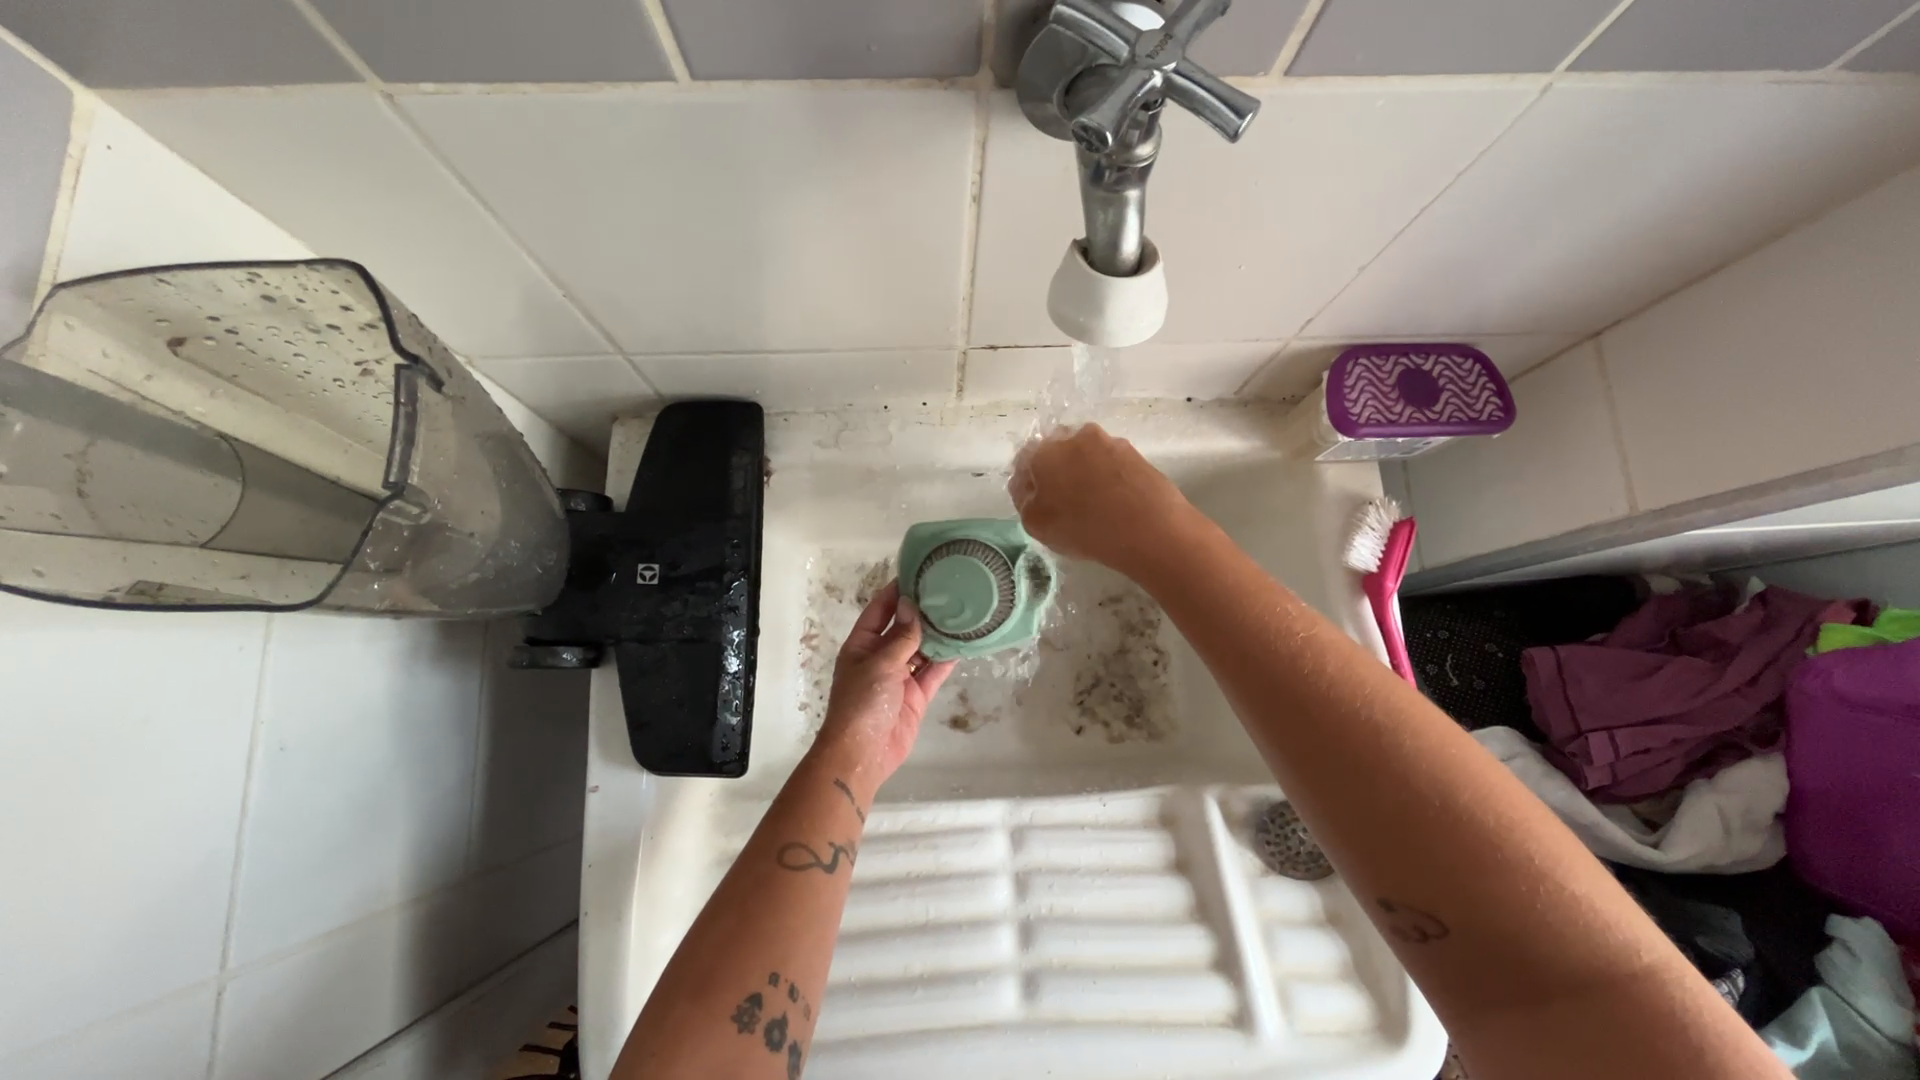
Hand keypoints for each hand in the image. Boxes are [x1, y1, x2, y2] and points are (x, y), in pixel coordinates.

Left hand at [816, 581, 956, 784]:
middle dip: (922, 612)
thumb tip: (912, 605)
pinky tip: (964, 643)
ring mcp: (899, 677)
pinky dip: (947, 659)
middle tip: (948, 589)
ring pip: (922, 649)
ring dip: (938, 634)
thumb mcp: (879, 664)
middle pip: (904, 628)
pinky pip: (933, 672)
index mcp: (861, 645)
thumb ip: (900, 637)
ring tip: (961, 611)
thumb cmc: (862, 703)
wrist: (863, 753)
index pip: (879, 611)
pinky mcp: (917, 696)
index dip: (896, 592)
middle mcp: (880, 657)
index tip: (918, 572)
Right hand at [1010, 423, 1196, 574]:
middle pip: (1057, 452)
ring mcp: (1108, 442)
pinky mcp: (1135, 453)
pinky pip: (1111, 464)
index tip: (1035, 502)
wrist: (1151, 529)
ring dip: (1084, 473)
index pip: (1025, 460)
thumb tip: (1026, 486)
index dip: (1027, 482)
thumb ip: (1024, 500)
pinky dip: (1108, 478)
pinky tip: (1115, 503)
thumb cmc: (1084, 528)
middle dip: (1057, 471)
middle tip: (1063, 502)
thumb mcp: (1036, 525)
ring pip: (1086, 455)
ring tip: (1093, 504)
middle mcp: (1074, 437)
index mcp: (1044, 451)